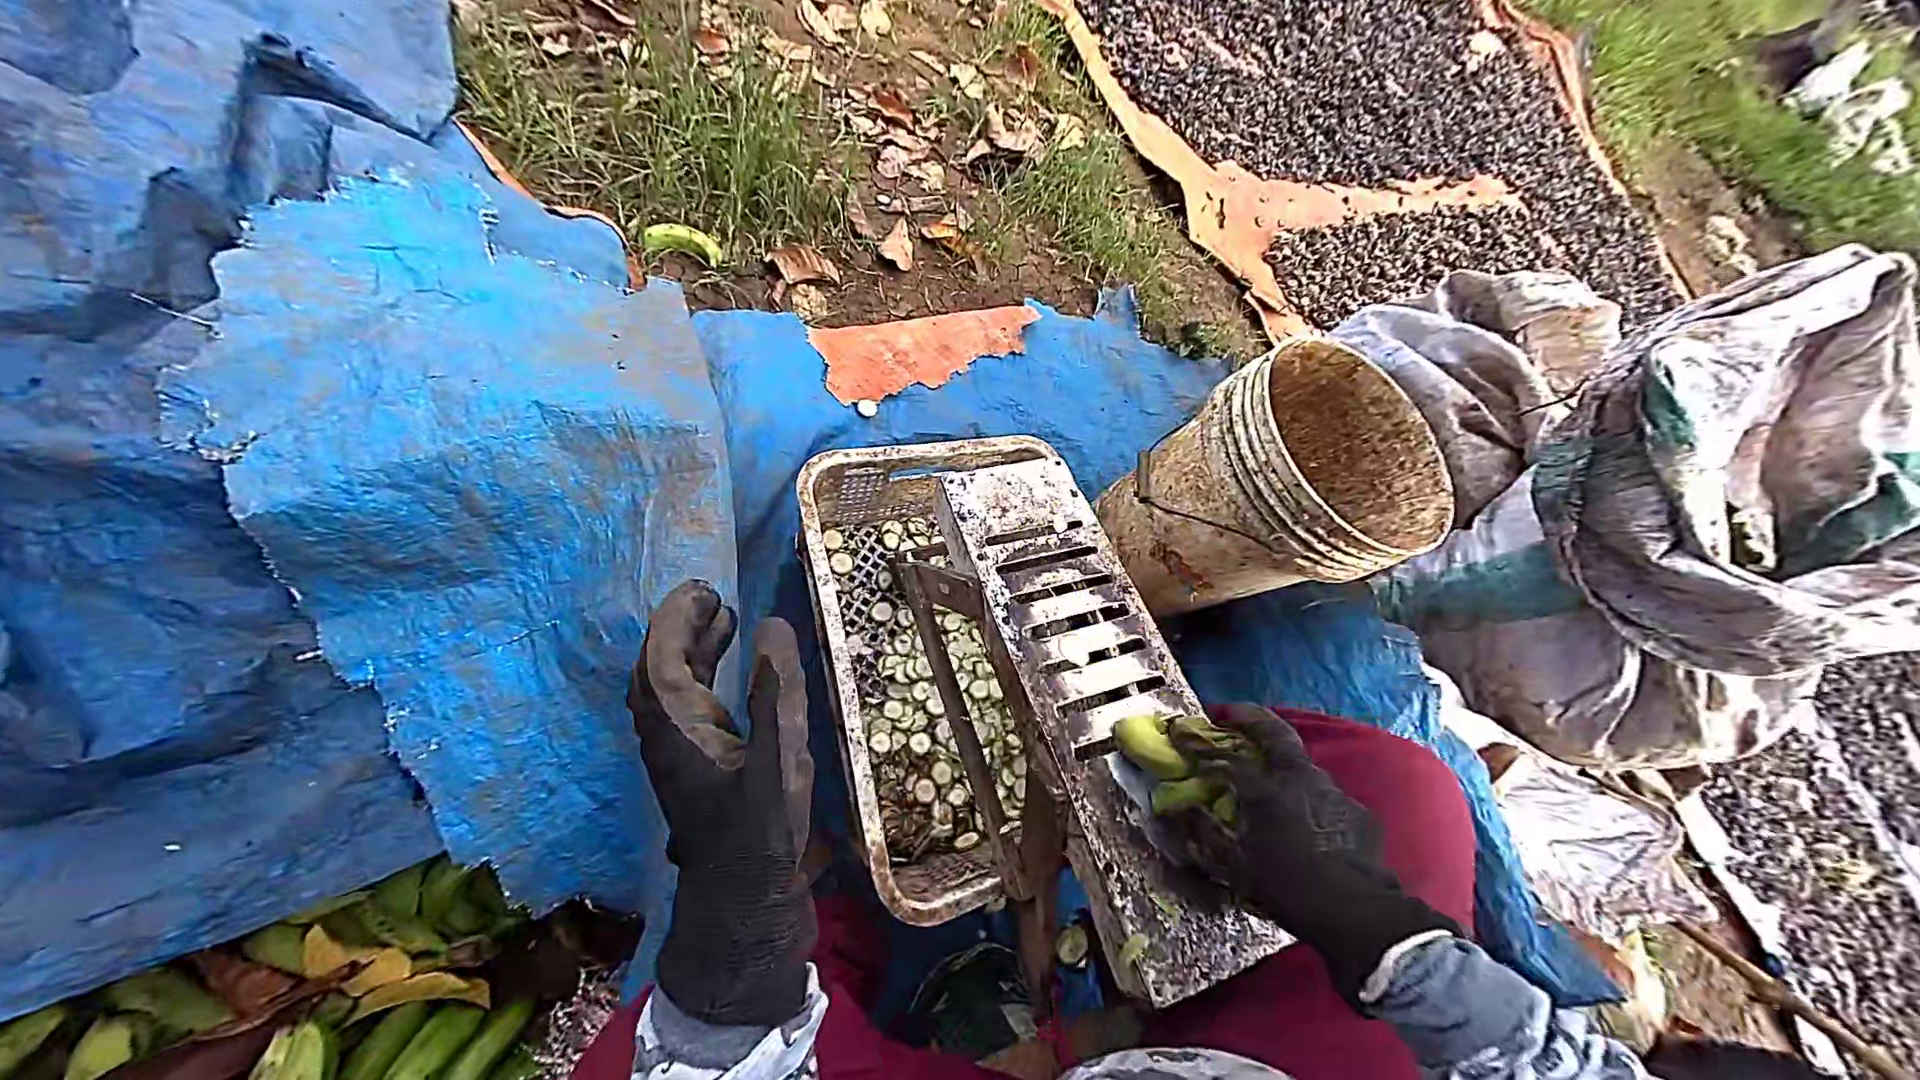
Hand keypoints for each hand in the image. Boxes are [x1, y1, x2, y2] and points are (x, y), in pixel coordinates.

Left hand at [629, 580, 815, 1026]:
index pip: (661, 662)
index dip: (676, 622)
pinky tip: (727, 664)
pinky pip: (687, 702)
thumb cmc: (762, 831)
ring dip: (691, 647)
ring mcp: (678, 750)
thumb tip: (772, 625)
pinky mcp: (695, 761)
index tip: (700, 590)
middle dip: (679, 627)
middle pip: (658, 669)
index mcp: (678, 732)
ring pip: (671, 686)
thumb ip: (775, 693)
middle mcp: (667, 736)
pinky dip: (701, 673)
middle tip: (711, 594)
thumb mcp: (778, 760)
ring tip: (723, 616)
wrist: (744, 897)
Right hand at [1169, 705, 1459, 1007]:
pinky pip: (1323, 793)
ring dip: (1278, 759)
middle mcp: (1300, 778)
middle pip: (1273, 732)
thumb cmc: (1290, 890)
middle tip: (1228, 713)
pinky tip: (1302, 812)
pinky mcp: (1356, 811)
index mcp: (1266, 789)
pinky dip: (1305, 793)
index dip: (1199, 745)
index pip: (1225, 756)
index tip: (1180, 734)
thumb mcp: (1236, 867)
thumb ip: (1204, 833)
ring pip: (1300, 762)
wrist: (1361, 919)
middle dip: (1248, 717)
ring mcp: (1333, 791)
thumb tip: (1176, 810)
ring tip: (1265, 769)